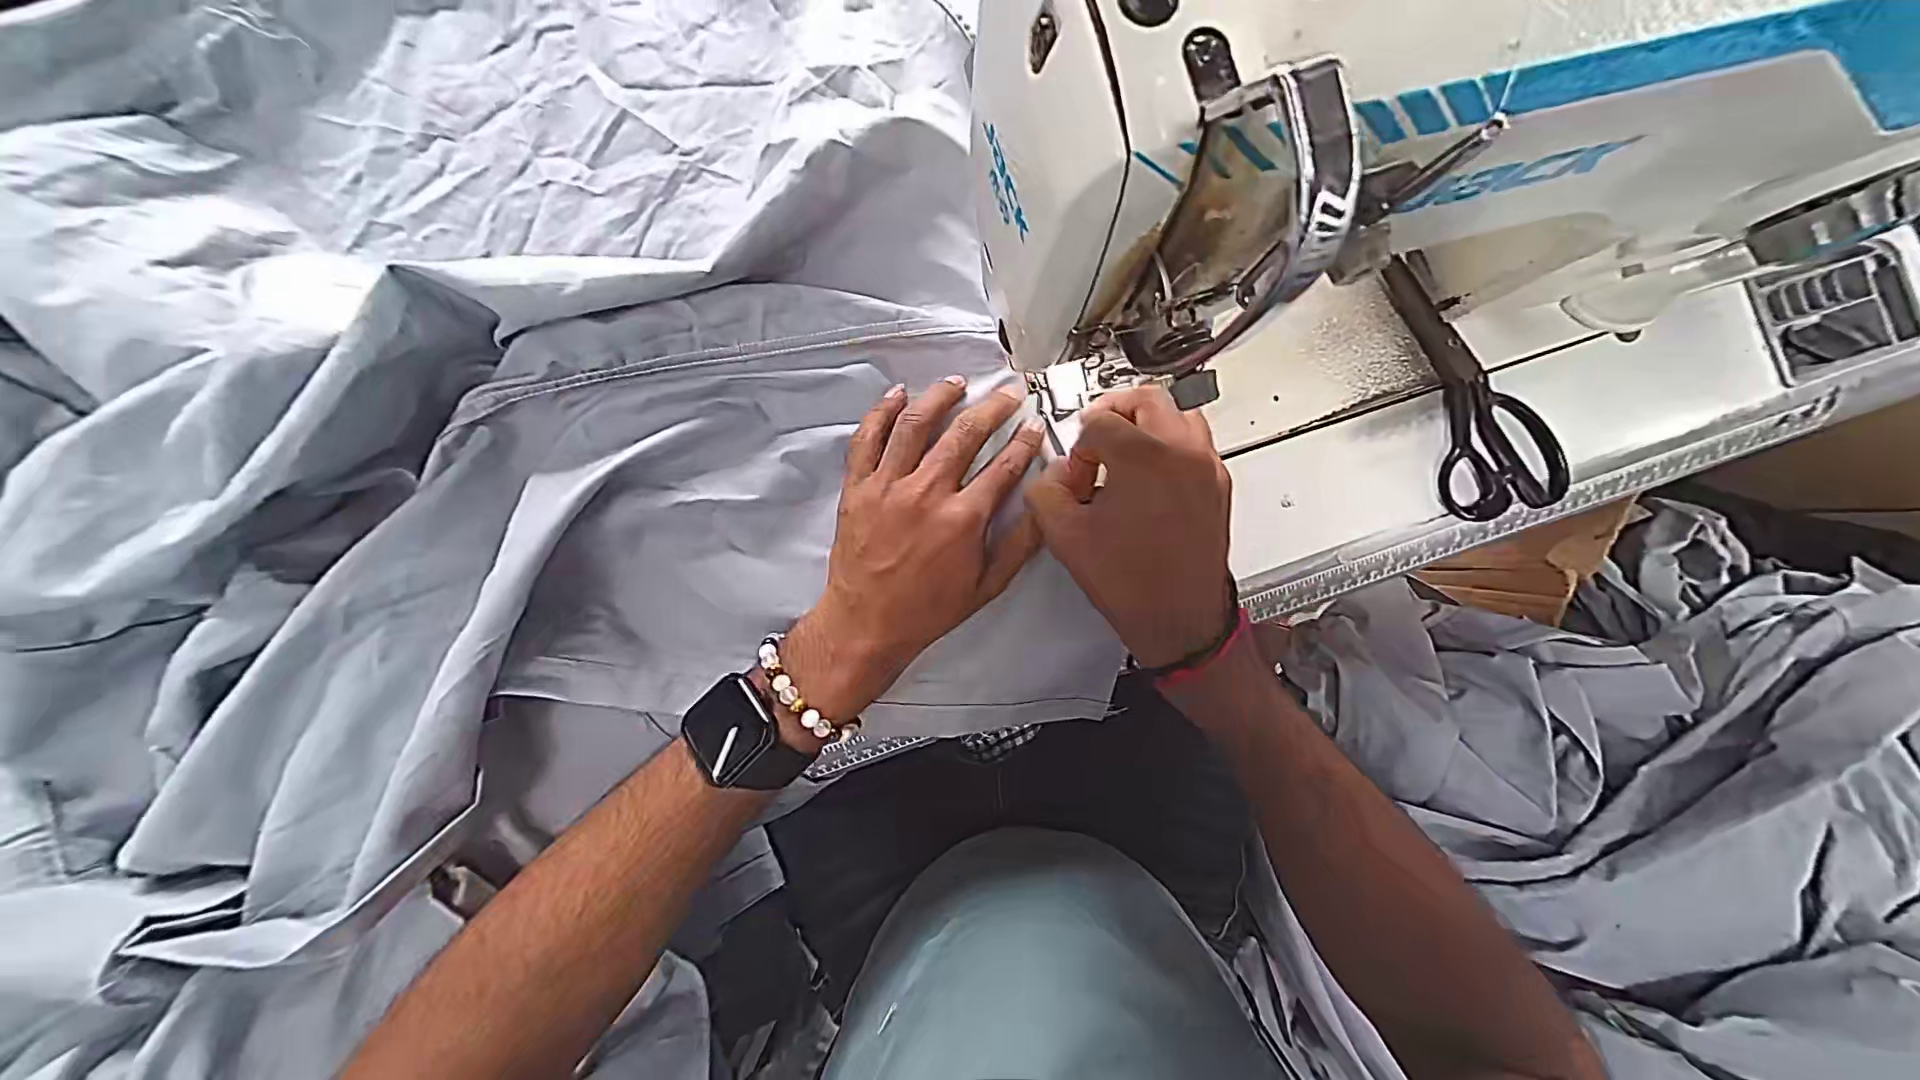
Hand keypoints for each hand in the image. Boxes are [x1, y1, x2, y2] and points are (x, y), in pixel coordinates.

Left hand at [777, 376, 1045, 738]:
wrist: (867, 623)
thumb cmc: (929, 609)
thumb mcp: (987, 585)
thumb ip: (1020, 544)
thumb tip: (1044, 507)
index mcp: (963, 518)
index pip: (1004, 466)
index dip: (1024, 441)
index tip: (1034, 425)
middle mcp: (927, 493)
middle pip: (965, 434)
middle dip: (993, 408)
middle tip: (1008, 394)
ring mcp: (888, 486)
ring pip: (916, 425)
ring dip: (940, 397)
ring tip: (957, 383)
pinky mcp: (858, 487)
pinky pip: (868, 439)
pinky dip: (882, 412)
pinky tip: (898, 395)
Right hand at [1025, 384, 1233, 667]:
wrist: (1179, 620)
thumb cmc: (1136, 586)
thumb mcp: (1065, 537)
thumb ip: (1046, 492)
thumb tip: (1051, 477)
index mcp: (1144, 458)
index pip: (1100, 420)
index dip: (1078, 445)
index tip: (1076, 469)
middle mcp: (1183, 455)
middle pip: (1146, 399)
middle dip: (1113, 413)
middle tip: (1096, 436)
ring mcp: (1207, 469)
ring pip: (1179, 414)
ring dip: (1147, 424)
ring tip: (1125, 453)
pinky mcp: (1218, 487)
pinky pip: (1195, 445)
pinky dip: (1170, 446)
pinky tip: (1149, 476)